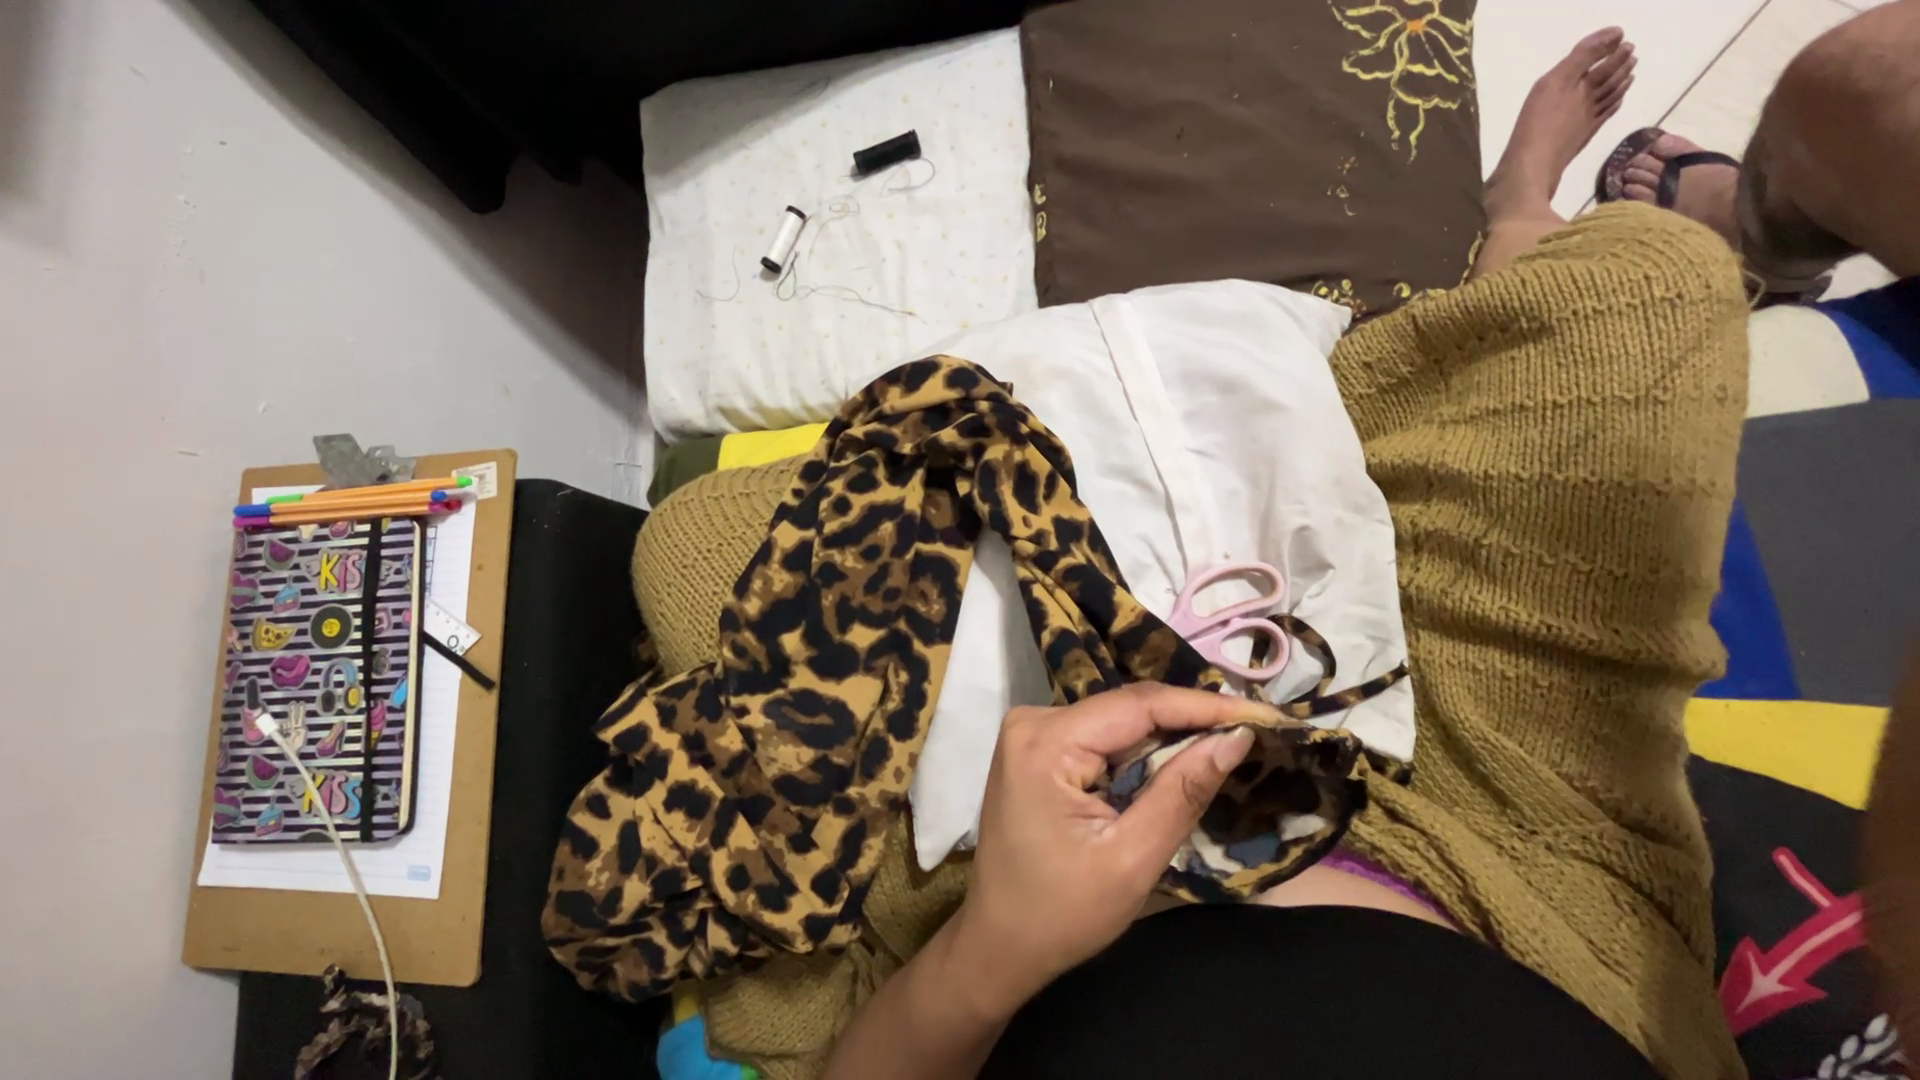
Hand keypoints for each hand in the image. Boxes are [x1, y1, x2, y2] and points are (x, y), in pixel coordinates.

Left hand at [941, 683, 1268, 1015]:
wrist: (1000, 943)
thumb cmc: (1062, 913)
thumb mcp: (1132, 858)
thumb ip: (1182, 792)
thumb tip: (1236, 738)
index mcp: (1045, 742)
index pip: (1138, 704)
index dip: (1205, 706)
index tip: (1265, 714)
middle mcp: (1032, 721)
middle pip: (1127, 708)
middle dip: (1191, 720)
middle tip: (1255, 729)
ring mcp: (1030, 733)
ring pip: (1117, 722)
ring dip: (1169, 735)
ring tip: (1228, 741)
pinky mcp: (1037, 750)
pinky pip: (1101, 738)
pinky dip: (1140, 751)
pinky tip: (1178, 760)